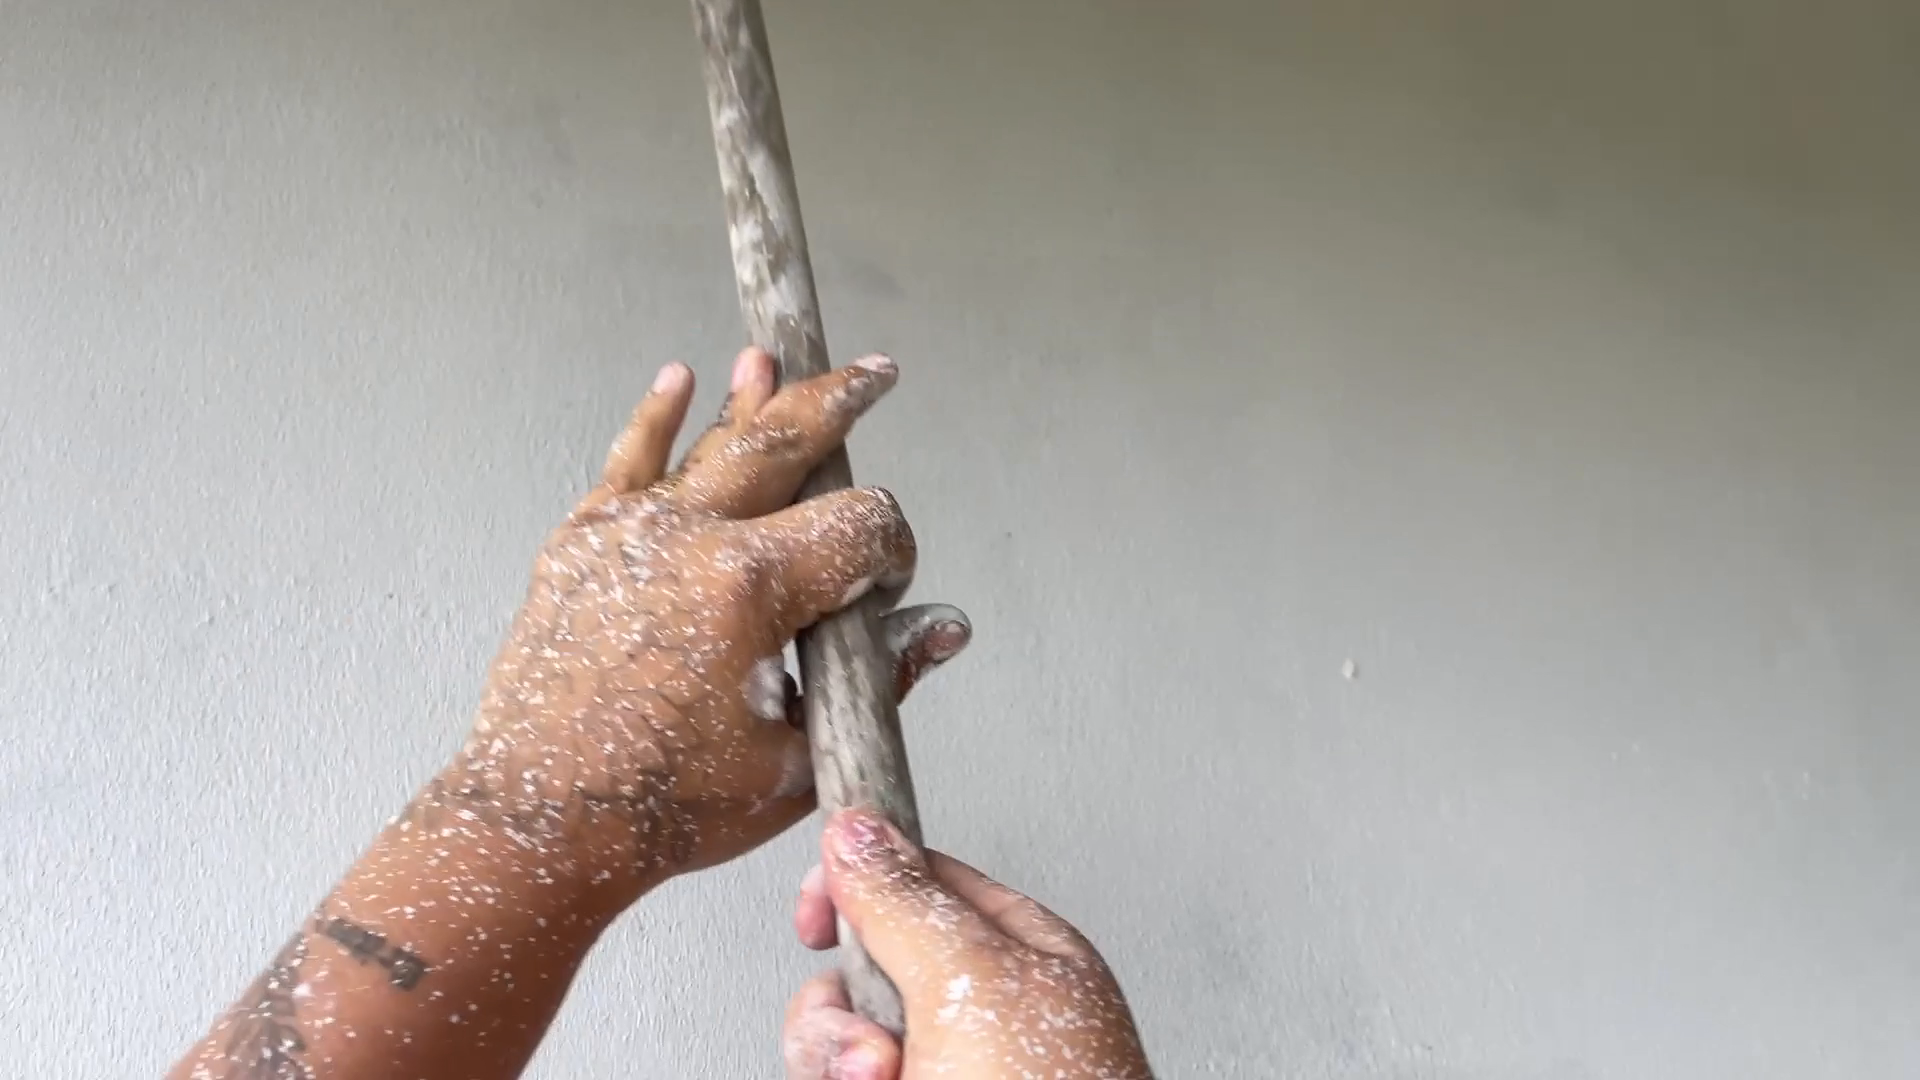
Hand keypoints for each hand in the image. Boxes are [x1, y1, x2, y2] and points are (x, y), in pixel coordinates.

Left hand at [408, 348, 970, 894]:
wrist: (536, 825)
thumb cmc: (665, 805)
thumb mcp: (798, 756)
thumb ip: (881, 680)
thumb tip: (944, 632)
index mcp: (751, 587)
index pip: (861, 525)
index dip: (893, 551)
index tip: (886, 587)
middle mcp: (692, 539)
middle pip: (789, 442)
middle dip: (843, 403)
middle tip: (875, 372)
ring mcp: (633, 534)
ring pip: (714, 441)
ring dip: (756, 397)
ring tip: (776, 357)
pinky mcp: (586, 545)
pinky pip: (628, 462)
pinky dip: (657, 418)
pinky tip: (677, 382)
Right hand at [782, 809, 1152, 1079]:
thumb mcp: (971, 987)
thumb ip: (904, 900)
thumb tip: (856, 825)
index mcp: (1020, 952)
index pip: (923, 876)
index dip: (861, 878)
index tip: (816, 906)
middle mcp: (979, 1009)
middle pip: (870, 956)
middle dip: (848, 999)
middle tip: (873, 1035)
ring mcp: (942, 1067)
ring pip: (844, 1029)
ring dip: (839, 1058)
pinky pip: (842, 1078)